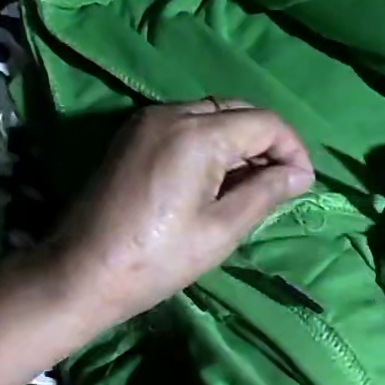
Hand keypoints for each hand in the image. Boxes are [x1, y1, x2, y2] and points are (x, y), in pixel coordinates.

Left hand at [45, 98, 313, 326]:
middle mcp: (171, 113)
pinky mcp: (132, 136)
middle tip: (280, 185)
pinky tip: (214, 180)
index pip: (264, 123)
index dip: (292, 149)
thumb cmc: (157, 260)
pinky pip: (185, 126)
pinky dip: (210, 145)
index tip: (303, 184)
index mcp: (197, 134)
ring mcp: (146, 121)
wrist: (80, 273)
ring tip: (250, 187)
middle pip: (237, 112)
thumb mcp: (220, 231)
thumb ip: (265, 194)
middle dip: (267, 143)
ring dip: (239, 144)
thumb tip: (300, 175)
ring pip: (211, 116)